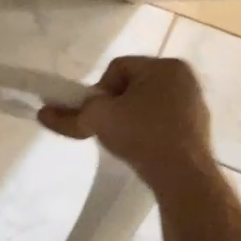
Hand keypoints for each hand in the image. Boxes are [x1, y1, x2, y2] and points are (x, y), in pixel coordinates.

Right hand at [38, 56, 215, 188]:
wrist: (183, 174)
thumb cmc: (141, 134)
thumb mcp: (97, 119)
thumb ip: (68, 114)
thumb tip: (43, 113)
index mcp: (164, 66)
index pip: (116, 68)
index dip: (99, 91)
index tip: (97, 114)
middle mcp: (184, 77)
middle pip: (131, 84)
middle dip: (113, 103)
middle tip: (107, 126)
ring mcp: (194, 101)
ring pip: (146, 101)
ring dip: (128, 116)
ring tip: (122, 138)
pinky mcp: (198, 124)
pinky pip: (162, 117)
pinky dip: (147, 127)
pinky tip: (142, 145)